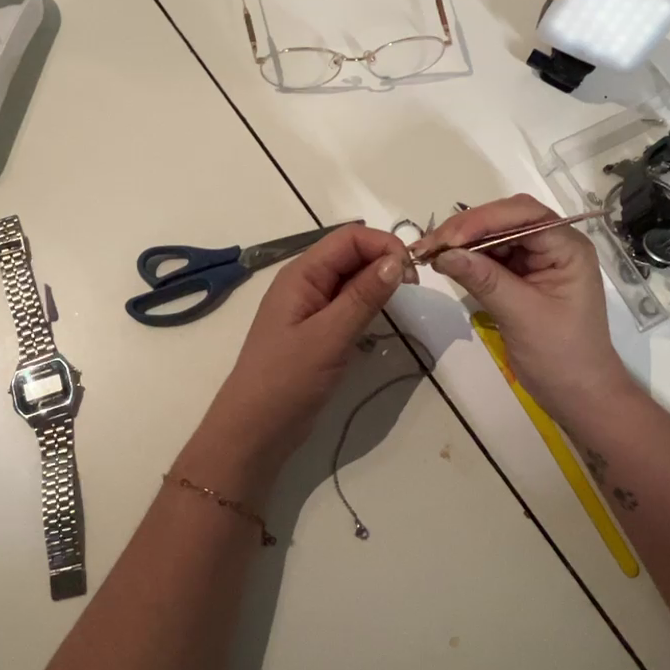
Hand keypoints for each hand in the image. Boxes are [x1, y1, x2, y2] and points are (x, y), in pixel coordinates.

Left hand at [179, 224, 411, 497]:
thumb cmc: (286, 380)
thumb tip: (397, 260)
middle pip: (351, 254)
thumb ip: (363, 297)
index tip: (413, 273)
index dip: (383, 245)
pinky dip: (369, 306)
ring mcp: (310, 308)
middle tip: (414, 290)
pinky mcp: (317, 331)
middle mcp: (305, 283)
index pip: (349, 238)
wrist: (255, 431)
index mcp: (301, 274)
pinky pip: (348, 305)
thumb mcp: (329, 336)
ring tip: (404, 304)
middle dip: (384, 262)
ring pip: (352, 280)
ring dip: (379, 284)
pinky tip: (383, 322)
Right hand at [410, 195, 632, 420]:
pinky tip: (446, 263)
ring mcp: (537, 259)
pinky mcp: (522, 276)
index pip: (524, 215)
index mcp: (568, 247)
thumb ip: (484, 280)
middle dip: (467, 229)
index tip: (447, 239)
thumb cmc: (561, 356)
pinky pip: (492, 256)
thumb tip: (444, 254)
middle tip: (429, 245)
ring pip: (494, 235)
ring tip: (430, 253)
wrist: (578, 395)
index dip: (483, 220)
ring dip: (462, 242)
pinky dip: (468, 258)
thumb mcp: (521, 315)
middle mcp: (554, 245)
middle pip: (506, 219)